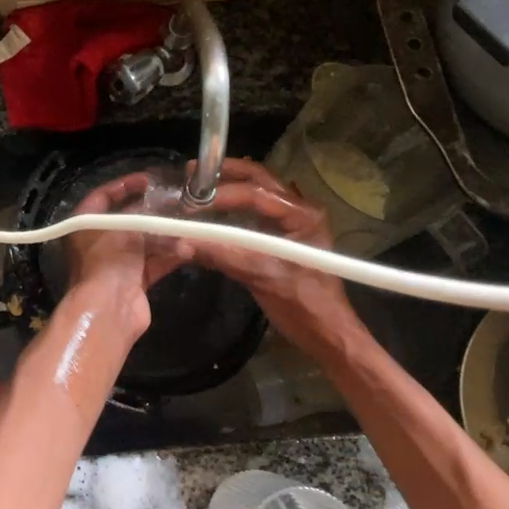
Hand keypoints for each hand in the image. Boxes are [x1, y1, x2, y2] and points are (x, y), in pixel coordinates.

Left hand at [61, 172, 182, 331]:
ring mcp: (116, 263)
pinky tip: (190, 246)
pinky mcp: (134, 281)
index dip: (124, 185)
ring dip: (166, 234)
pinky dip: (170, 254)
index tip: (149, 180)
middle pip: (128, 219)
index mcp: (85, 224)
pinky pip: (154, 262)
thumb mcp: (125, 229)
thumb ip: (144, 214)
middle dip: (153, 212)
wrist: (108, 310)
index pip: (103, 196)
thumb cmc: (108, 261)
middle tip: (178, 201)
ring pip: (144, 242)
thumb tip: (162, 205)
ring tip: (189, 224)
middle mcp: (98, 242)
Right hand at [174, 159, 366, 358]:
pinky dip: (231, 207)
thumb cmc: (304, 305)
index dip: (221, 195)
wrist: (327, 333)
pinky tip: (210, 210)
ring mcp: (291, 222)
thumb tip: (181, 242)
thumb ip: (224, 256)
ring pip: (256, 192)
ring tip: (196, 187)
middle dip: (224, 175)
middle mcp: (300, 210)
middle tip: (191, 175)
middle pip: (259, 179)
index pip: (257, 193)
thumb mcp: (263, 278)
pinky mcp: (281, 236)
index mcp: (304, 215)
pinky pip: (254, 212)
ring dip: (227, 187)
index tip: (190, 203)